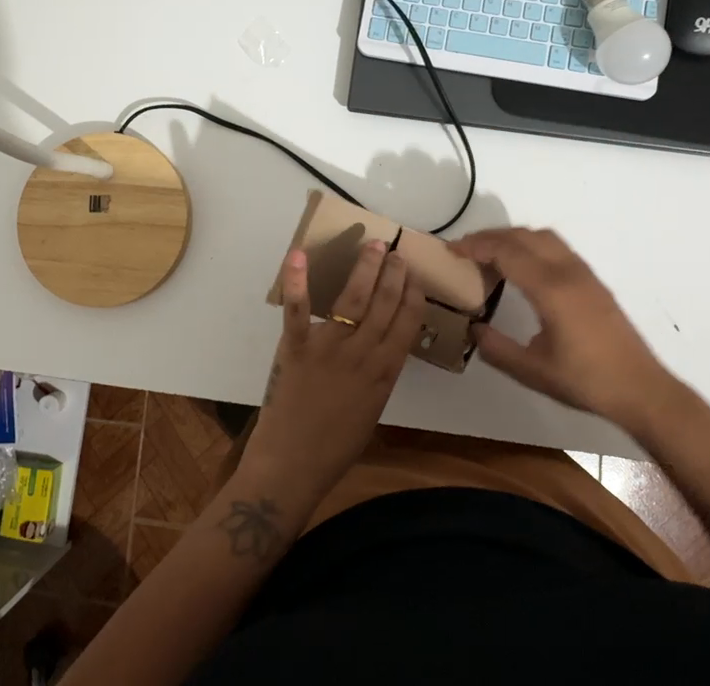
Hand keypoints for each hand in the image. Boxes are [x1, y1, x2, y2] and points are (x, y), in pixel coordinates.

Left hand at [241, 242, 425, 508]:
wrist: (294, 465)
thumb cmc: (336, 446)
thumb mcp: (372, 409)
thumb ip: (379, 375)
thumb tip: (385, 347)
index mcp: (385, 372)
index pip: (408, 323)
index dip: (413, 295)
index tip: (415, 276)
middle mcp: (363, 354)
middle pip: (385, 304)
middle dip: (394, 274)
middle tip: (397, 251)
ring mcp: (329, 349)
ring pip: (354, 300)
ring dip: (366, 269)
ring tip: (374, 246)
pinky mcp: (296, 348)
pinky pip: (298, 311)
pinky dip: (297, 282)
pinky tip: (299, 255)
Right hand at [451, 228, 675, 428]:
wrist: (641, 389)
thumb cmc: (586, 381)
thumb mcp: (532, 370)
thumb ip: (497, 349)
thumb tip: (473, 329)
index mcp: (551, 290)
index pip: (506, 252)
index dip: (475, 246)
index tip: (452, 250)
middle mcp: (568, 272)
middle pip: (524, 236)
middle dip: (490, 237)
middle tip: (464, 249)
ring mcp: (585, 274)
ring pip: (543, 237)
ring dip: (513, 238)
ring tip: (490, 254)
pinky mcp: (594, 282)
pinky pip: (557, 248)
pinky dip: (531, 245)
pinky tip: (522, 267)